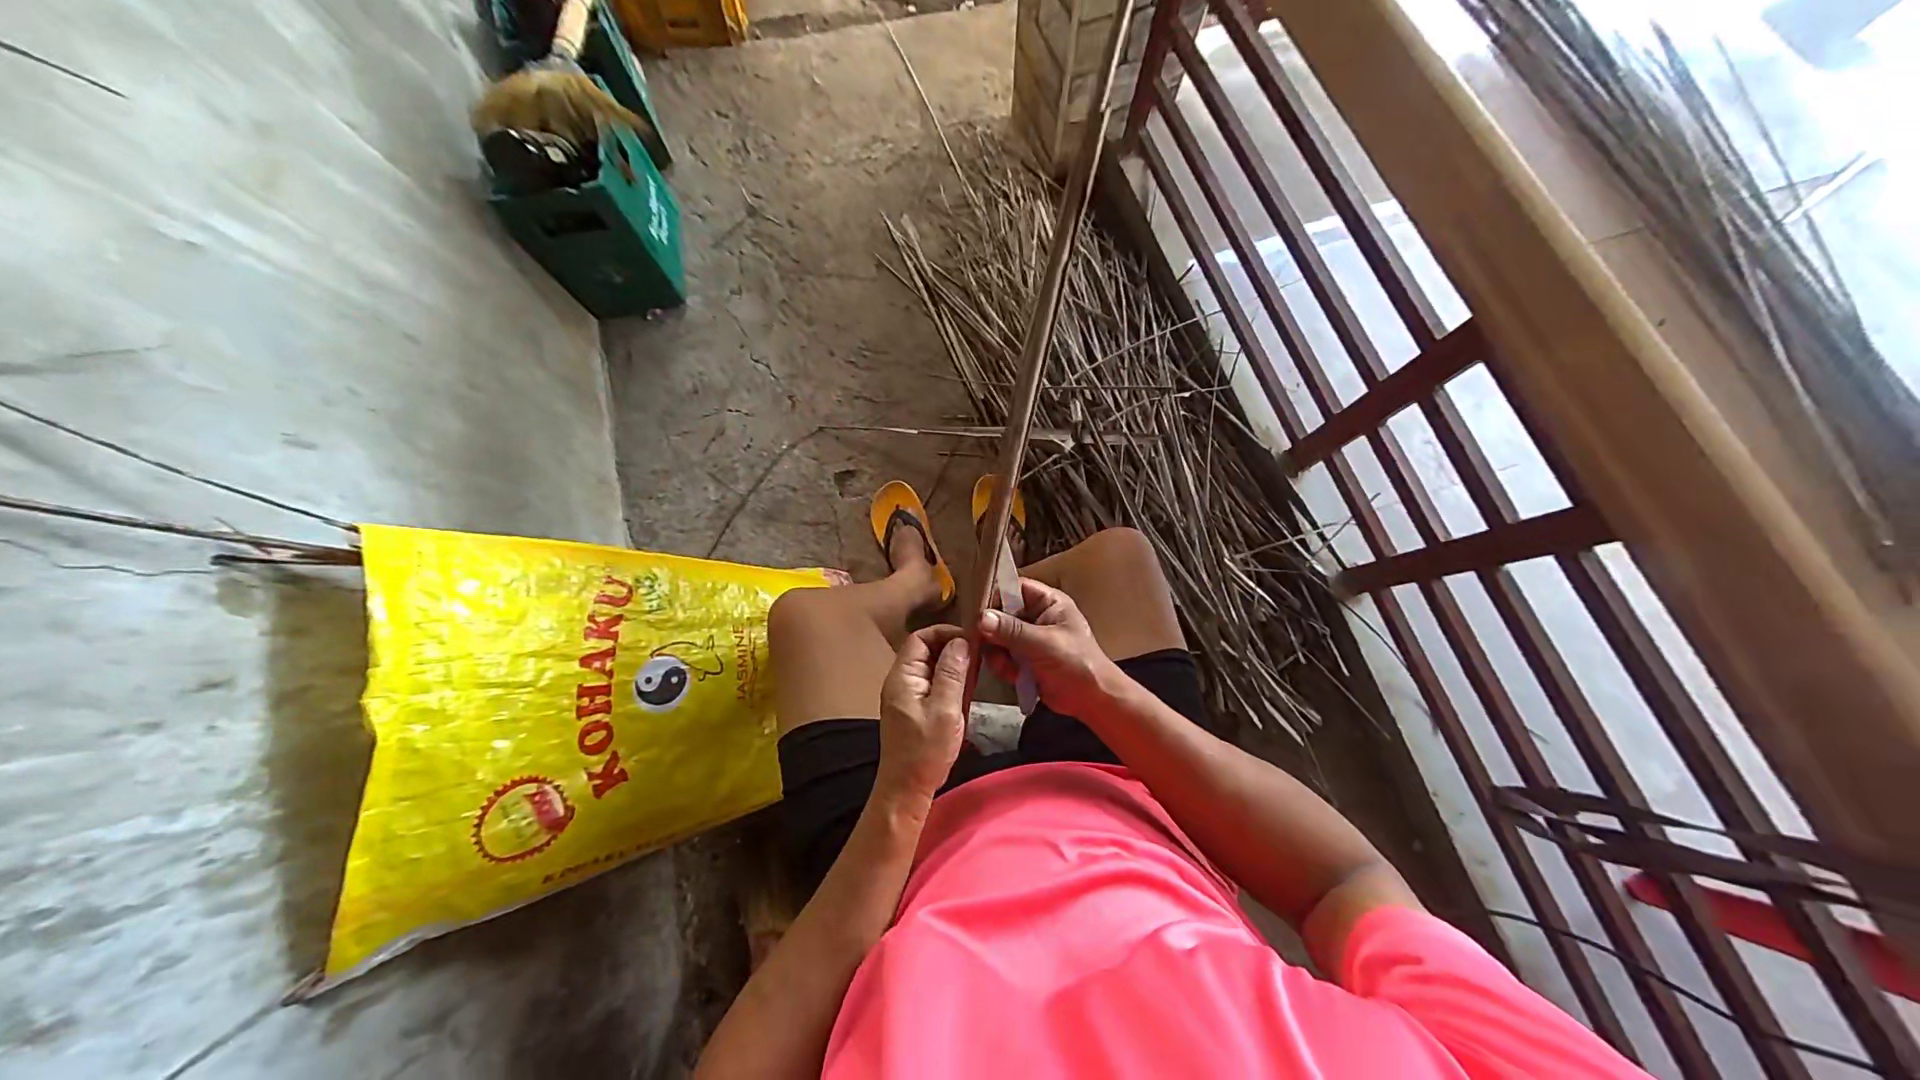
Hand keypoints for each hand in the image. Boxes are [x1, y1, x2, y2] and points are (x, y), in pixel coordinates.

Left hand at [876, 625, 970, 801]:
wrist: (906, 789)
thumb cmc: (925, 751)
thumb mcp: (945, 709)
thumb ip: (953, 673)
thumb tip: (961, 642)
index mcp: (903, 677)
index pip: (920, 638)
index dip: (946, 633)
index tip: (971, 640)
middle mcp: (901, 681)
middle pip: (926, 650)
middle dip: (952, 649)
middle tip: (979, 658)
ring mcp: (906, 695)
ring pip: (931, 668)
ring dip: (953, 668)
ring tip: (976, 675)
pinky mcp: (914, 709)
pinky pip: (932, 685)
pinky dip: (949, 684)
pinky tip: (965, 693)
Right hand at [979, 579, 1122, 719]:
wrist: (1093, 700)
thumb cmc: (1077, 663)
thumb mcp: (1044, 643)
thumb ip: (1012, 630)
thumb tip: (981, 617)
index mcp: (1047, 602)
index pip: (1012, 588)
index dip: (994, 596)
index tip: (976, 609)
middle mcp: (1034, 616)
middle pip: (1000, 614)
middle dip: (991, 631)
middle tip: (983, 642)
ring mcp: (1027, 639)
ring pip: (996, 637)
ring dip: (996, 652)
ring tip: (1006, 664)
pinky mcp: (1022, 659)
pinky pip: (1001, 657)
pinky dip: (1002, 666)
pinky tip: (1012, 675)